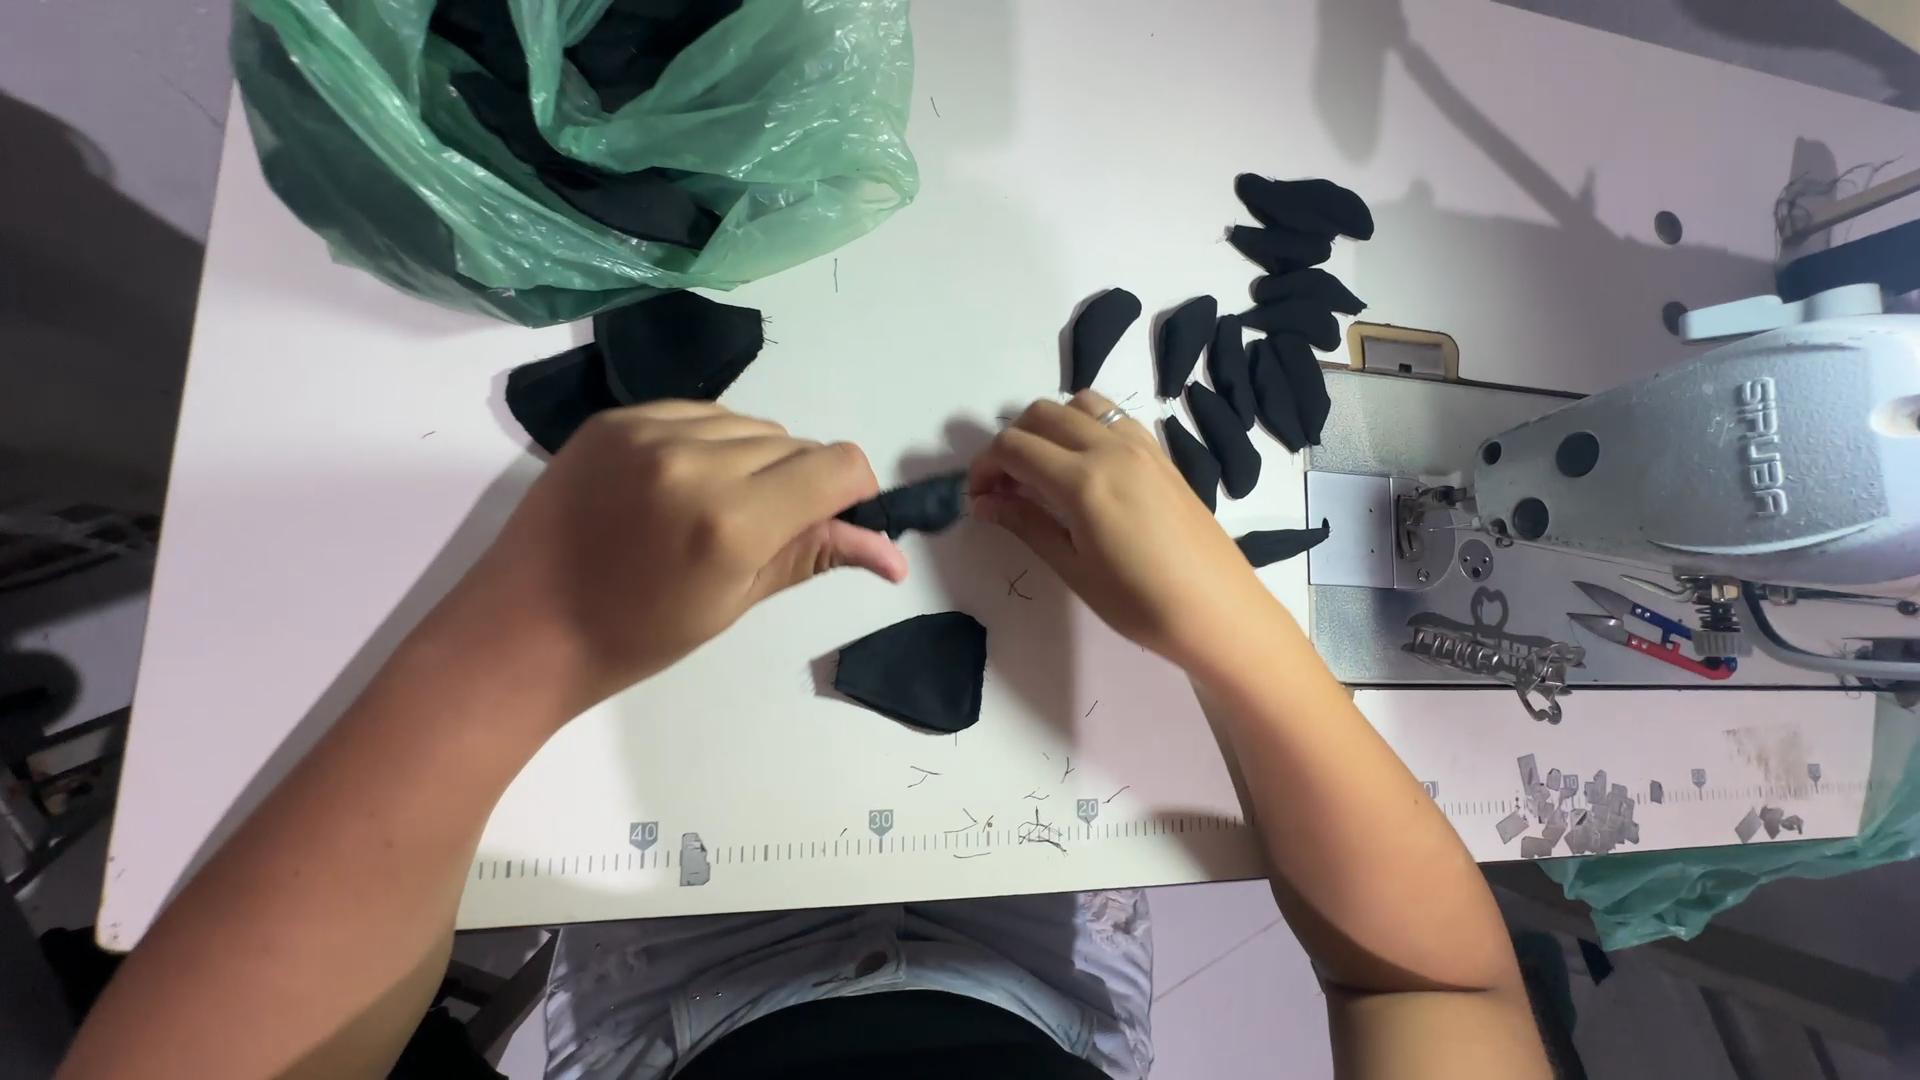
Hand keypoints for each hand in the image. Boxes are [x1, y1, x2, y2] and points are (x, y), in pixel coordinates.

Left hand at [457, 402, 906, 709]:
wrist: (524, 627)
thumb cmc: (640, 635)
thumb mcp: (738, 600)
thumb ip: (816, 555)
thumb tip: (894, 556)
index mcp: (732, 521)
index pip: (838, 466)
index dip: (856, 490)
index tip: (840, 518)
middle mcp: (696, 460)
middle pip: (797, 443)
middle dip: (804, 482)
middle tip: (769, 528)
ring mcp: (649, 431)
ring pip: (752, 424)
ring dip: (760, 459)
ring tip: (720, 505)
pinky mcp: (616, 417)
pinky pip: (701, 413)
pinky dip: (714, 442)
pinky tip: (686, 480)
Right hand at [969, 391, 1275, 665]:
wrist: (1219, 612)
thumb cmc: (1140, 603)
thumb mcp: (1073, 569)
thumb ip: (1026, 524)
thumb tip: (982, 503)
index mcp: (1083, 481)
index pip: (1014, 448)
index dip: (984, 467)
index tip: (977, 498)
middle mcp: (1111, 448)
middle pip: (1041, 415)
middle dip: (1010, 442)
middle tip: (1003, 486)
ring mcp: (1142, 446)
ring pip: (1080, 405)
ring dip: (1049, 426)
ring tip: (1042, 469)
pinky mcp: (1162, 455)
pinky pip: (1114, 418)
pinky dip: (1086, 426)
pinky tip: (1084, 466)